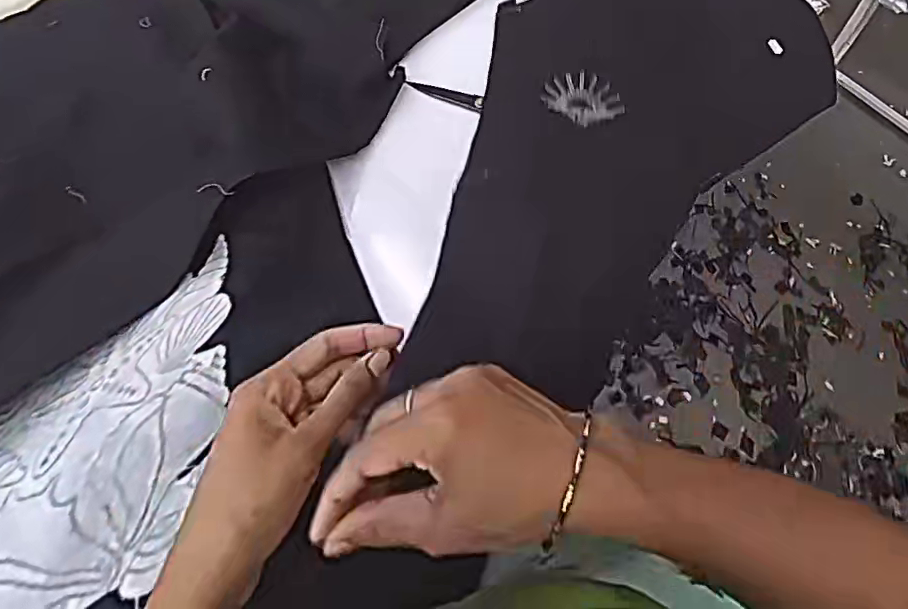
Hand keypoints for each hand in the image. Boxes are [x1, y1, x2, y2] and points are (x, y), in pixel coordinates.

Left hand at [149, 323, 400, 608]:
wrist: (217, 567)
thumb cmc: (239, 511)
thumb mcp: (306, 444)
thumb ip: (346, 397)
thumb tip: (373, 361)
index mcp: (265, 388)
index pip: (323, 345)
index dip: (362, 336)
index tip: (392, 336)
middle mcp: (269, 402)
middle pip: (327, 370)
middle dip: (363, 367)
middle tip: (397, 366)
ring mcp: (277, 427)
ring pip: (328, 398)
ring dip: (357, 396)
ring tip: (386, 396)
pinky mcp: (285, 451)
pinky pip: (322, 423)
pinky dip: (345, 421)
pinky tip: (365, 425)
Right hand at [309, 364, 638, 558]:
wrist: (580, 470)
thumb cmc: (529, 497)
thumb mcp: (444, 525)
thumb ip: (380, 525)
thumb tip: (344, 531)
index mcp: (437, 422)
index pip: (362, 454)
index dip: (336, 496)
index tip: (327, 523)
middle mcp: (450, 387)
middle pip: (379, 423)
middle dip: (361, 468)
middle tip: (354, 511)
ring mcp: (469, 377)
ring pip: (405, 406)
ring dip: (391, 444)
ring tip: (392, 487)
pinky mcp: (484, 375)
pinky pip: (435, 395)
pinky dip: (421, 425)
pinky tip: (425, 457)